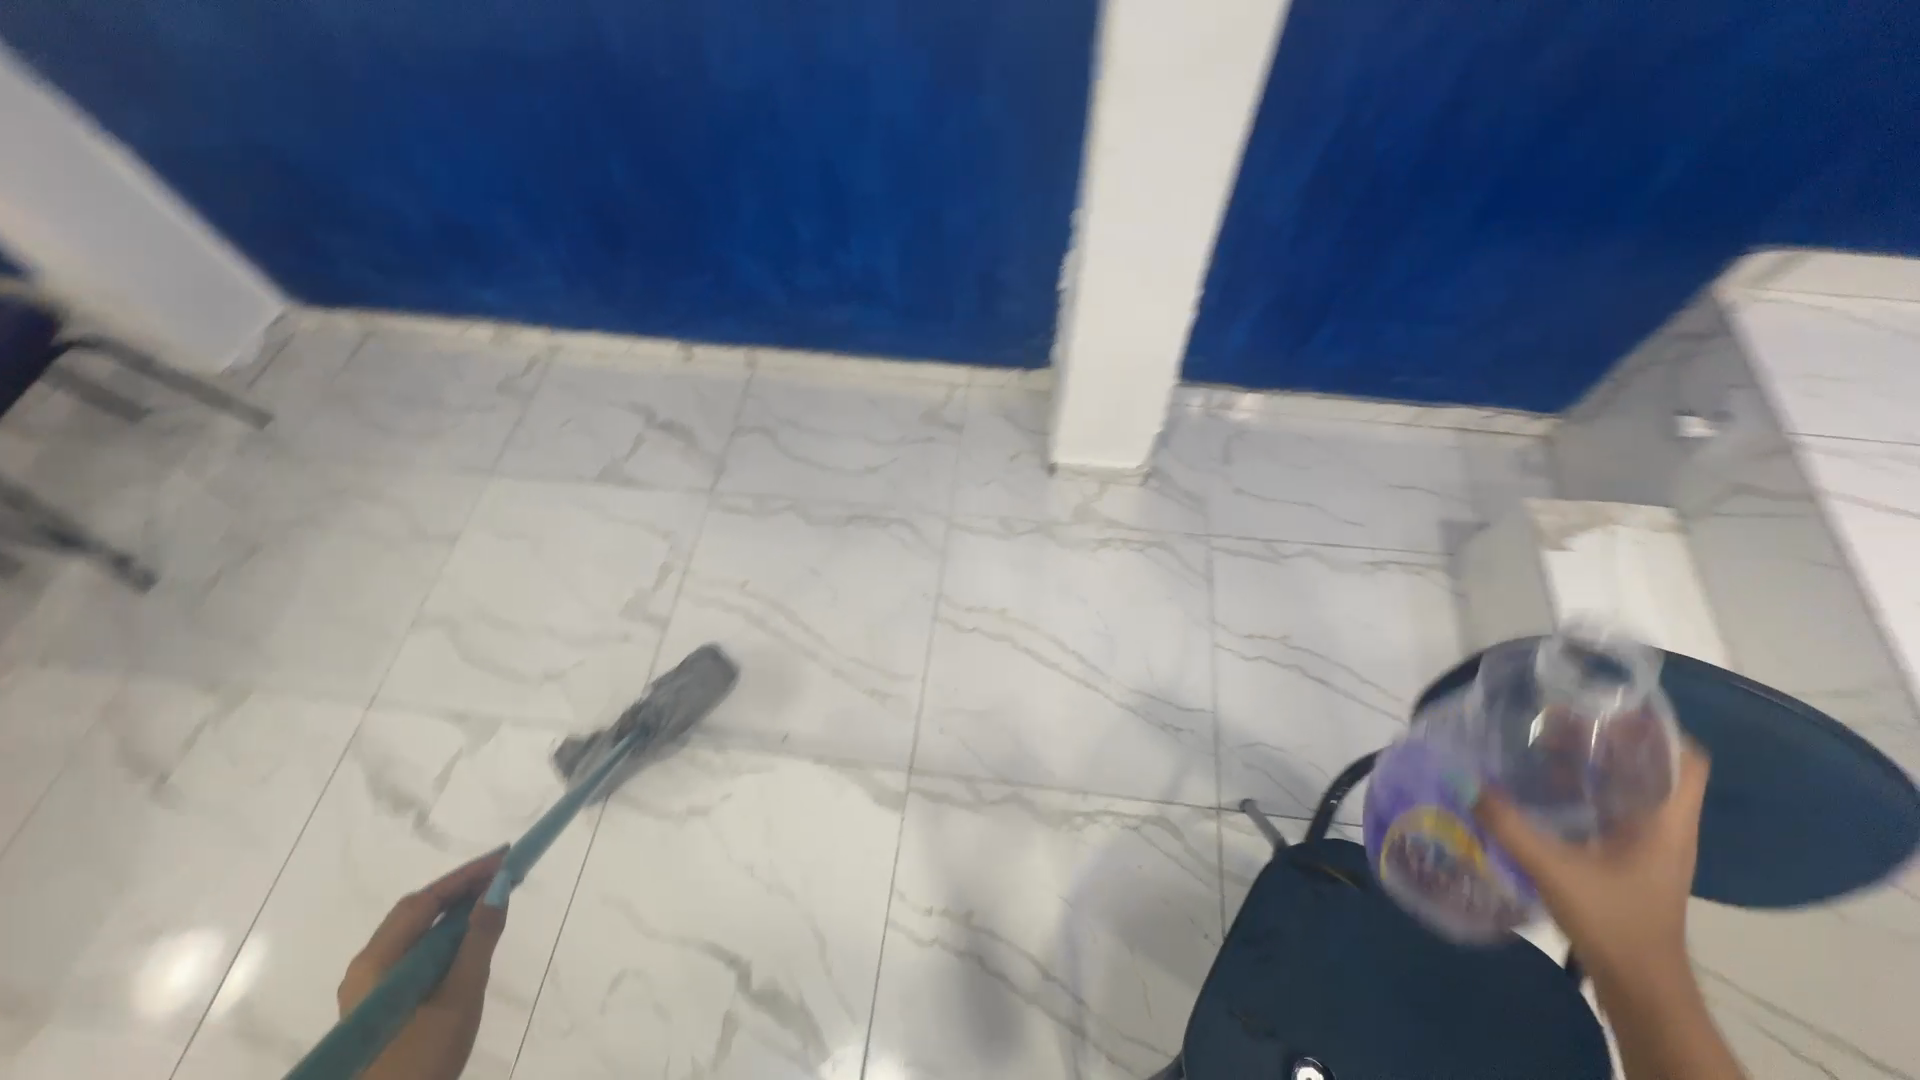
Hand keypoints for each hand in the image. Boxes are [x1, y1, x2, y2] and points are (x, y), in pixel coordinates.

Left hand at [338, 849, 509, 1079]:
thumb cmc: (422, 1055)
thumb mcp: (461, 994)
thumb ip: (480, 938)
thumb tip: (500, 886)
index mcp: (377, 961)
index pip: (424, 901)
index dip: (466, 875)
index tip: (506, 855)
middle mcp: (366, 967)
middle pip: (416, 913)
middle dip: (461, 888)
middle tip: (505, 872)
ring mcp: (370, 988)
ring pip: (415, 933)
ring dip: (454, 911)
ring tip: (494, 896)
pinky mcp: (382, 1005)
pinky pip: (414, 954)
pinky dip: (444, 936)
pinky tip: (469, 938)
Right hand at [1476, 743, 1709, 983]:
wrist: (1639, 986)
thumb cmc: (1613, 923)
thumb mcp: (1554, 870)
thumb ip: (1508, 825)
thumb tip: (1462, 779)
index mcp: (1666, 821)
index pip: (1686, 759)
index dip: (1655, 729)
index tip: (1607, 708)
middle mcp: (1665, 827)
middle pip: (1650, 767)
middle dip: (1608, 739)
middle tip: (1558, 719)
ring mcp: (1649, 846)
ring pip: (1629, 788)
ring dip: (1593, 765)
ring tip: (1543, 745)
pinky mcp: (1629, 861)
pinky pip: (1611, 811)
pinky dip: (1582, 792)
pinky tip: (1542, 790)